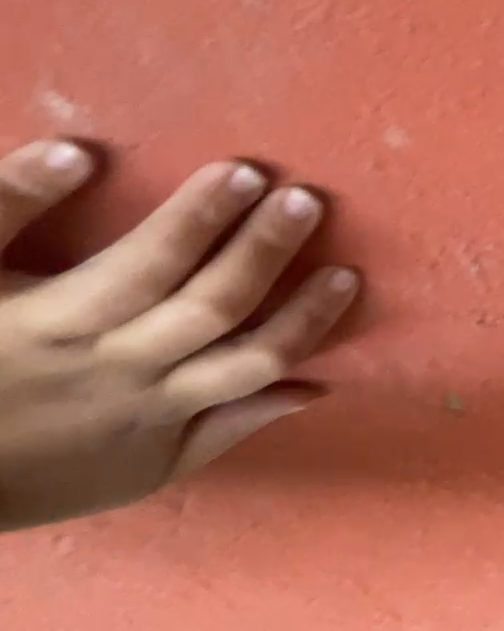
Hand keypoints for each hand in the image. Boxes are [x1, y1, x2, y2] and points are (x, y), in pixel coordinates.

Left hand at [0, 139, 359, 529]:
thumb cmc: (30, 477)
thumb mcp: (143, 472)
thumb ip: (226, 428)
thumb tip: (312, 388)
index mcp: (160, 404)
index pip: (258, 357)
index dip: (307, 316)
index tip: (345, 274)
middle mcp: (115, 364)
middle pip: (213, 303)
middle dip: (264, 251)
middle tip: (303, 200)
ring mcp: (38, 328)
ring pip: (139, 268)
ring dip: (195, 218)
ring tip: (241, 173)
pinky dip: (28, 191)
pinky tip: (78, 153)